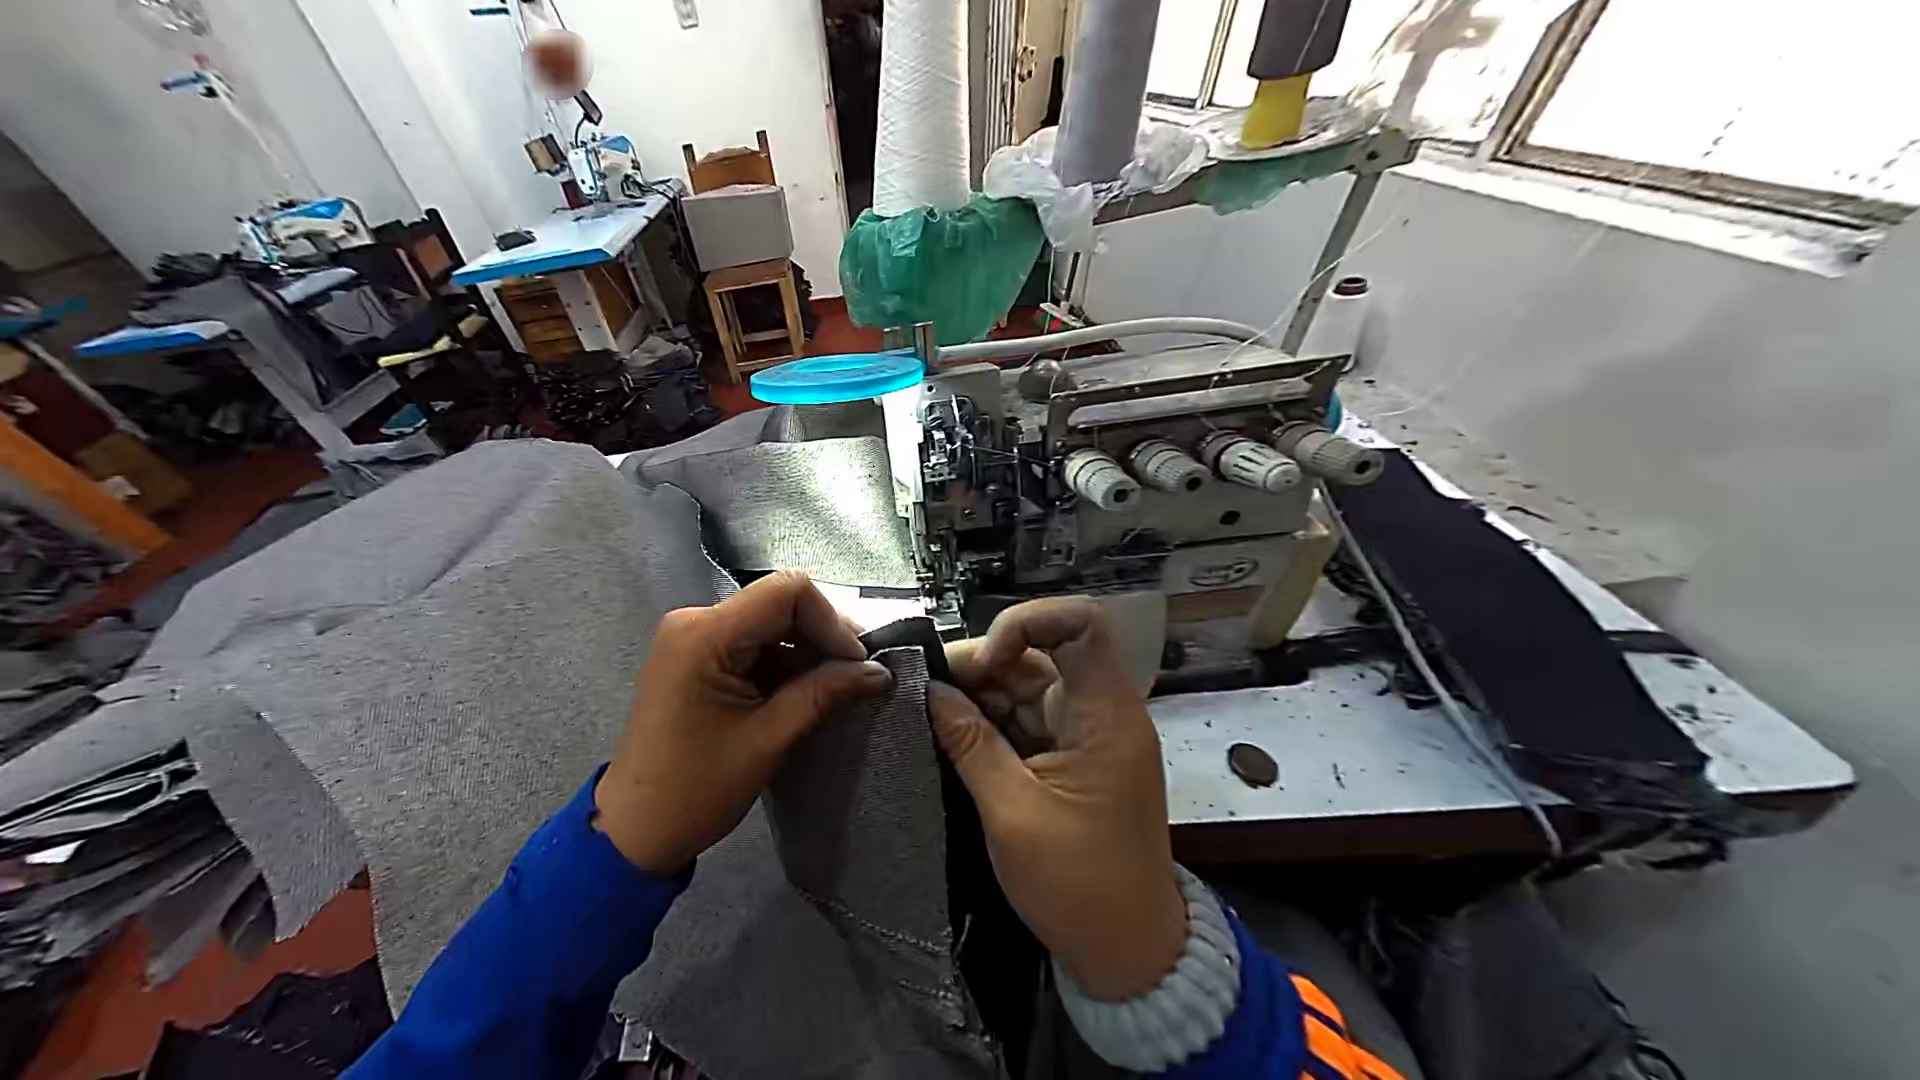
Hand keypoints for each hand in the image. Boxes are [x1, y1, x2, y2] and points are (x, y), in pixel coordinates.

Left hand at [594, 571, 892, 874]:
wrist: (633, 831)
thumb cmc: (695, 790)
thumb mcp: (768, 740)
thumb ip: (823, 694)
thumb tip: (878, 672)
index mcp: (703, 635)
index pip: (787, 592)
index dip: (830, 621)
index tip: (855, 662)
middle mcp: (695, 621)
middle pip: (780, 604)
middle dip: (823, 636)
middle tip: (855, 675)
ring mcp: (693, 636)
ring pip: (772, 622)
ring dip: (807, 651)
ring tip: (833, 688)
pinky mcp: (697, 654)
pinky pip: (754, 641)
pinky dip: (785, 661)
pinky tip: (803, 690)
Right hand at [931, 598, 1185, 1001]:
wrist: (1128, 948)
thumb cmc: (1079, 884)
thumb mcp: (1012, 814)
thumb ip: (969, 744)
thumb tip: (929, 691)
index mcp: (1105, 714)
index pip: (1081, 625)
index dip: (1028, 622)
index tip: (985, 662)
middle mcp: (1101, 710)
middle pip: (1041, 653)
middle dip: (984, 665)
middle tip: (928, 691)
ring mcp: (1086, 731)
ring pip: (1029, 684)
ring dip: (982, 693)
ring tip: (931, 711)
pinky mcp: (1073, 753)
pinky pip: (1028, 716)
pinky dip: (992, 719)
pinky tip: (953, 730)